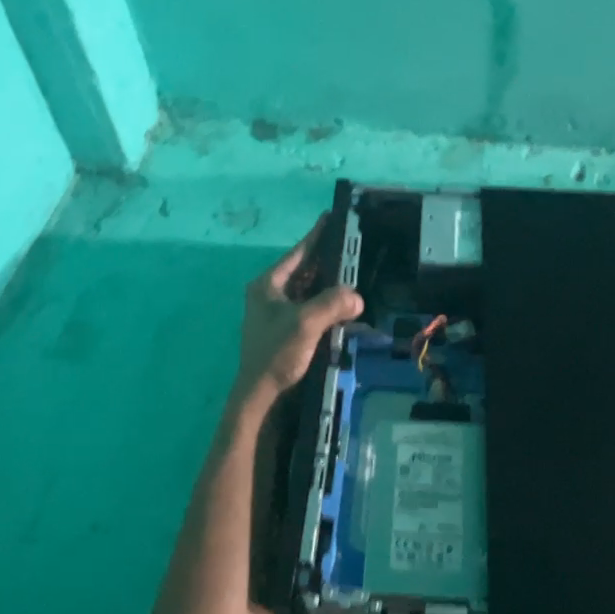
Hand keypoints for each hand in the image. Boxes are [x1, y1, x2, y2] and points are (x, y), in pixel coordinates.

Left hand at [235, 214, 362, 405]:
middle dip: (328, 263)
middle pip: (304, 271)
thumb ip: (332, 303)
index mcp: (268, 285)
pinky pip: (311, 311)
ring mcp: (276, 314)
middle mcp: (270, 295)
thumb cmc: (276, 353)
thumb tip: (356, 296)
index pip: (298, 253)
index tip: (332, 217)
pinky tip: (346, 311)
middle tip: (353, 249)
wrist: (259, 396)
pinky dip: (327, 308)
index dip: (317, 235)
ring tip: (355, 277)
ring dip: (330, 288)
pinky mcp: (285, 332)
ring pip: (309, 292)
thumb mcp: (306, 323)